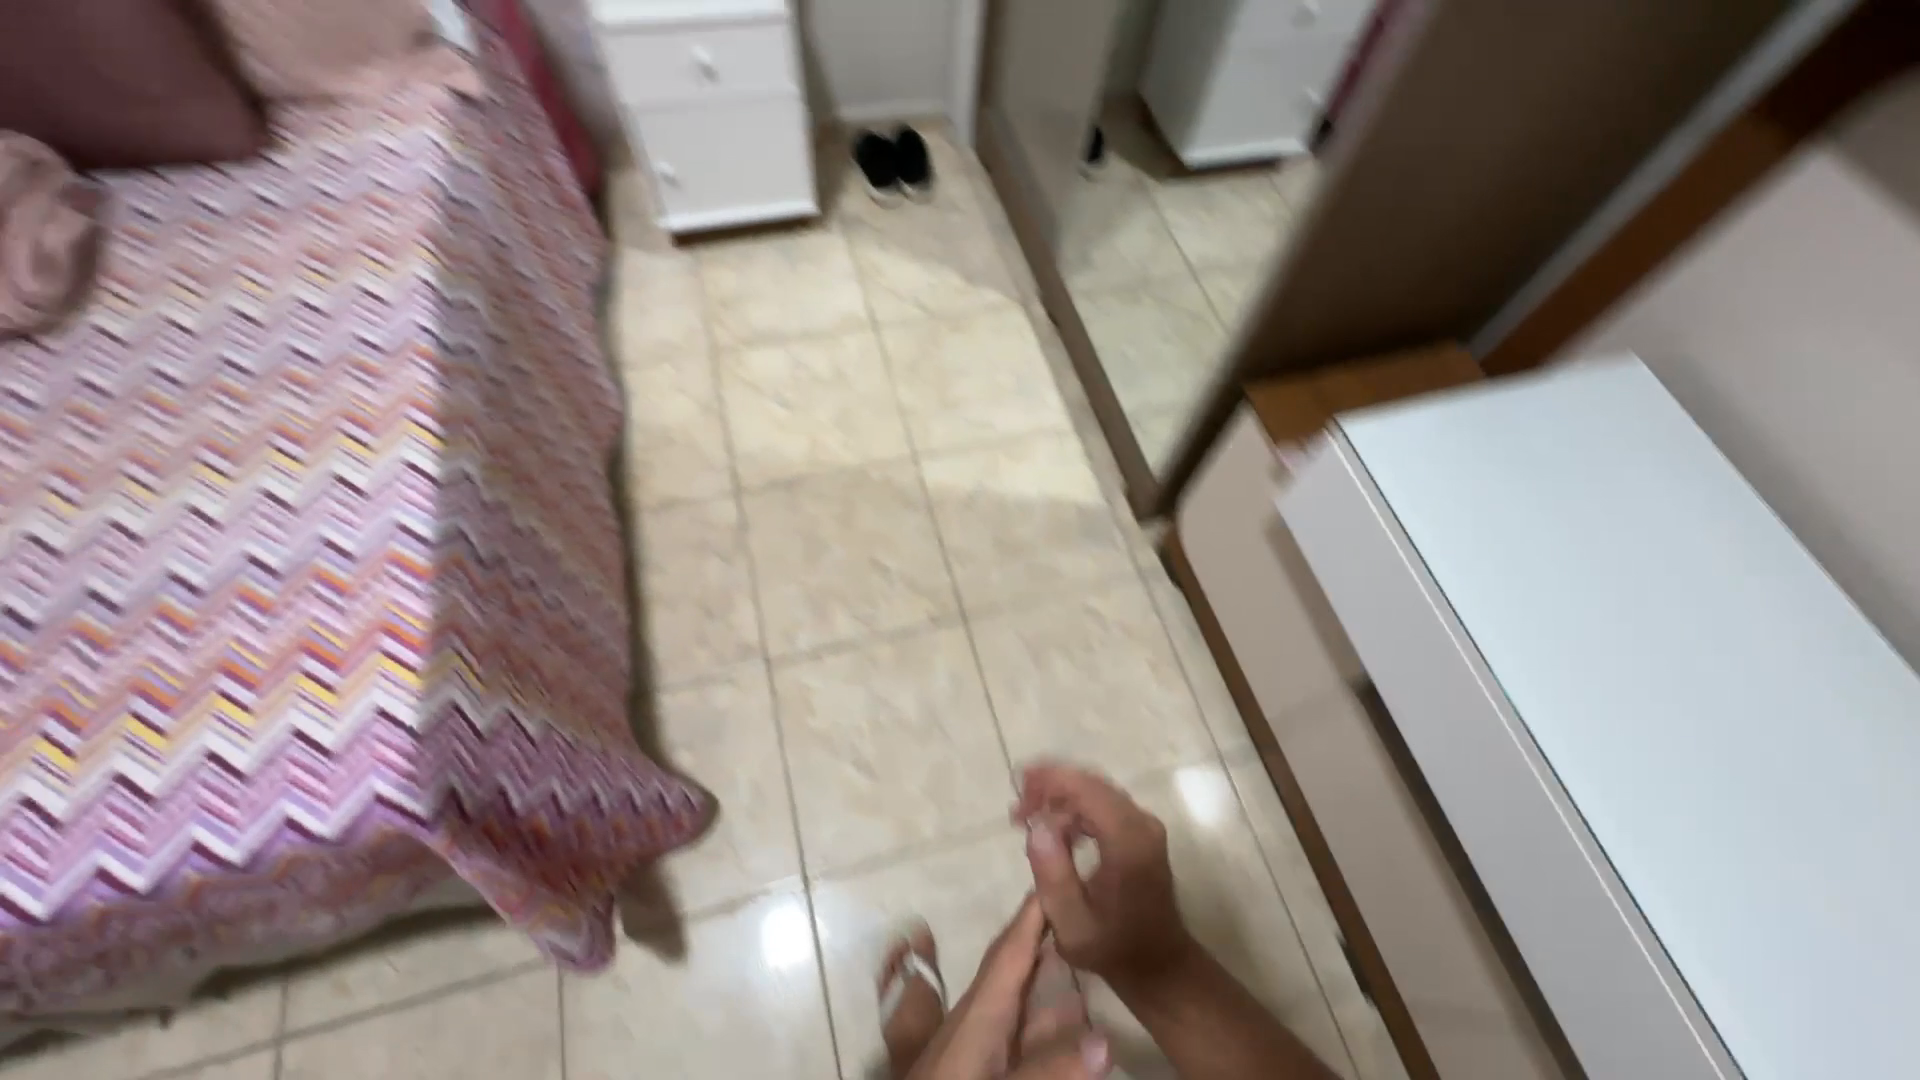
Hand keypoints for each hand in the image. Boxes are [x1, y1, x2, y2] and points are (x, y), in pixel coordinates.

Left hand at [907, 895, 1111, 1079]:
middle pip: (1015, 972)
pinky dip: (1044, 1026)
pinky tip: (1068, 1026)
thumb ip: (1047, 1069)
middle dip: (1044, 941)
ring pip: (1019, 1007)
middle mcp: (977, 1024)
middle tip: (1082, 912)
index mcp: (978, 1016)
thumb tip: (1106, 1040)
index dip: (1033, 914)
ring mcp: (976, 1049)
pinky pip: (1017, 1038)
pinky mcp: (978, 1068)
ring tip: (1086, 964)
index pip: (1011, 951)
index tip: (1056, 872)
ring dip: (1049, 985)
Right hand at [1014, 764, 1194, 983]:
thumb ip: (1053, 873)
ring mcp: (1145, 827)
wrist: (1160, 966)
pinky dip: (1076, 809)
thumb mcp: (1072, 923)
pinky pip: (1105, 806)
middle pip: (1091, 784)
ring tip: (1029, 819)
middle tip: (1018, 810)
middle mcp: (1141, 824)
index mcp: (1127, 841)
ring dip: (1062, 798)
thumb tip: (1036, 826)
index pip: (1086, 790)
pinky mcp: (1142, 833)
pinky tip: (1055, 832)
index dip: (1050, 780)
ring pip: (1097, 792)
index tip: (1019, 787)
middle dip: (1051, 787)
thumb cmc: (1113, 948)